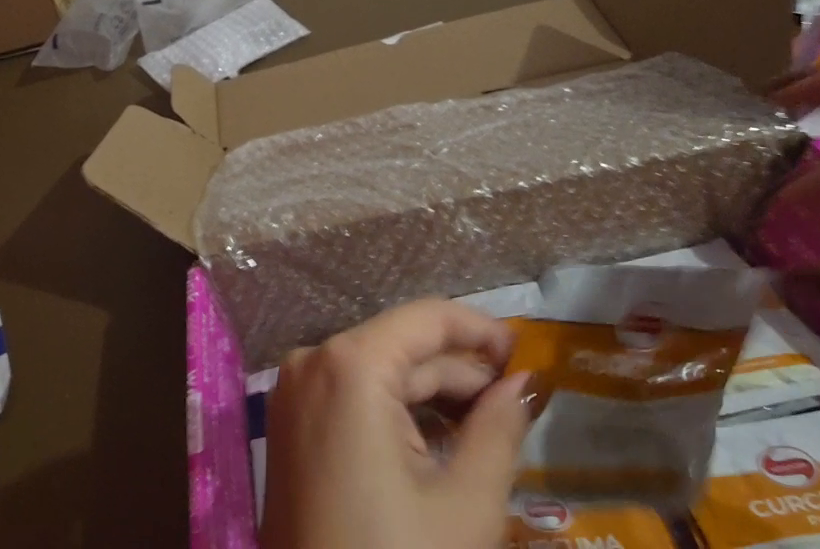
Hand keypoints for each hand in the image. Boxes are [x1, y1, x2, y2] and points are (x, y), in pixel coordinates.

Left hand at [258, 299, 527, 548]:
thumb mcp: (466, 501)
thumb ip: (499, 428)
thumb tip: (526, 383)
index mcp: (350, 364)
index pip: (426, 318)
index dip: (482, 330)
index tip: (529, 353)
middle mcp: (313, 362)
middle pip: (402, 347)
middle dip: (463, 370)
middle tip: (521, 400)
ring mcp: (295, 394)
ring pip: (379, 373)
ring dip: (434, 394)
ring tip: (491, 424)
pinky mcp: (291, 426)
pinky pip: (353, 398)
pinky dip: (398, 412)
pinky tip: (442, 440)